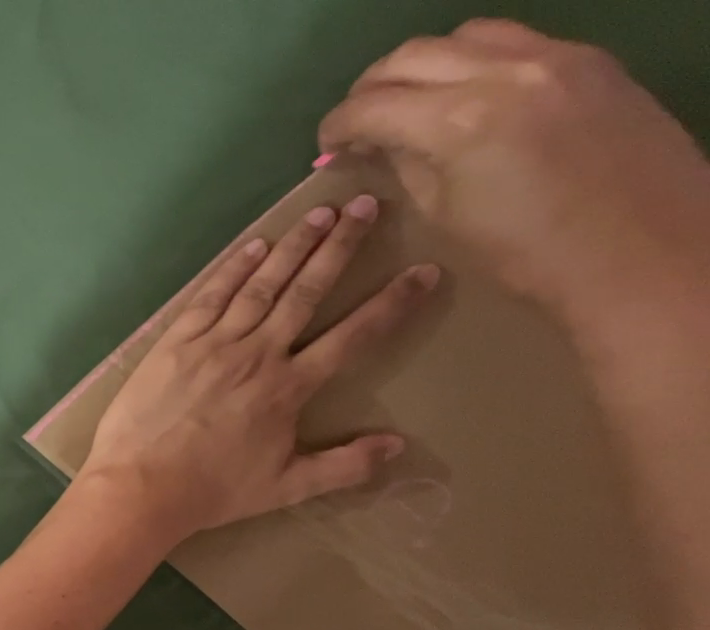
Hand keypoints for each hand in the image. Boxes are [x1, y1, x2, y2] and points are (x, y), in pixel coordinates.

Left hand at [81, 195, 437, 541]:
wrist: (140, 486)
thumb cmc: (211, 491)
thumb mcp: (285, 488)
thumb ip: (343, 466)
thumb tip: (398, 446)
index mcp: (289, 388)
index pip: (354, 336)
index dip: (392, 303)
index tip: (424, 271)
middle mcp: (256, 355)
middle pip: (306, 292)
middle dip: (340, 247)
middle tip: (366, 207)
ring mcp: (212, 345)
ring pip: (260, 286)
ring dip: (292, 247)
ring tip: (320, 212)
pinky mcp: (172, 344)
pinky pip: (208, 298)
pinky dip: (233, 270)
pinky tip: (254, 246)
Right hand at [318, 20, 709, 316]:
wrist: (641, 250)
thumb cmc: (526, 251)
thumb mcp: (443, 212)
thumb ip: (406, 163)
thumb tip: (378, 144)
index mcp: (460, 121)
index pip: (369, 105)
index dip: (336, 128)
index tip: (329, 151)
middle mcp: (506, 72)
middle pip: (409, 57)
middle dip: (370, 91)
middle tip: (361, 128)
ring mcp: (556, 58)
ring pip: (462, 36)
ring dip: (422, 67)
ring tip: (413, 107)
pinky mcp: (589, 60)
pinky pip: (512, 42)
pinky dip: (473, 63)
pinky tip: (468, 101)